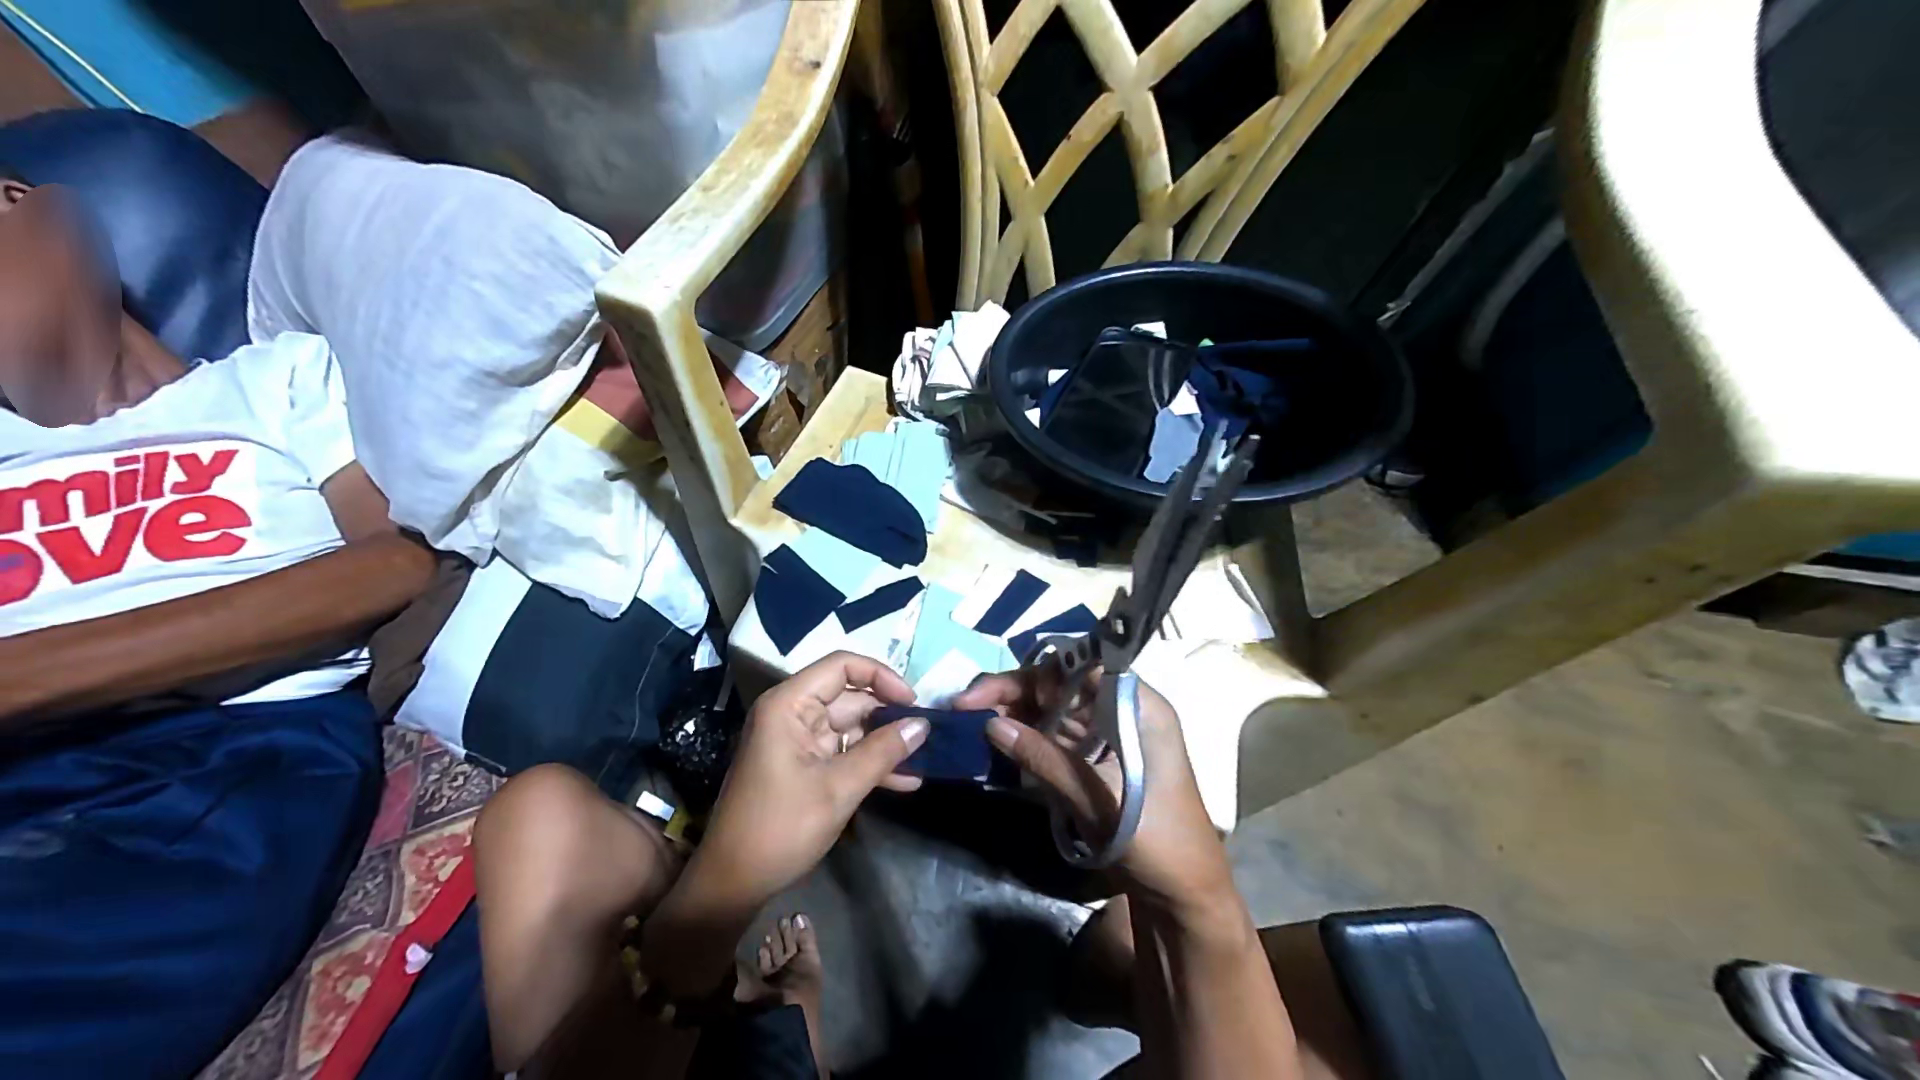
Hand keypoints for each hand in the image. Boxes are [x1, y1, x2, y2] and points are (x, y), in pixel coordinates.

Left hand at [694, 652, 927, 909]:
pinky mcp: (804, 765)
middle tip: (928, 734)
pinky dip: (871, 763)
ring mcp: (798, 740)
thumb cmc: (780, 828)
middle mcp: (793, 713)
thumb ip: (883, 752)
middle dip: (889, 715)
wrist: (732, 883)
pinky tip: (905, 781)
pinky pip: (844, 752)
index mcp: (790, 704)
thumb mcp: (839, 789)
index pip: (842, 666)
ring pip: (852, 727)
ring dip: (885, 743)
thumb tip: (922, 725)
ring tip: (925, 759)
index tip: (913, 702)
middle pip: (851, 696)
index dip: (881, 676)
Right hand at [953, 670, 1235, 918]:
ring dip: (1013, 711)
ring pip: (1052, 708)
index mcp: (1137, 706)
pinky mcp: (1094, 758)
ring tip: (969, 718)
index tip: (993, 691)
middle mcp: (1122, 710)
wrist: (1184, 896)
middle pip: (1060, 684)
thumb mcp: (1099, 800)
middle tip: (964, 704)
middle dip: (1013, 690)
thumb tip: (992, 724)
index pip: (1080, 666)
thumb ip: (1045, 759)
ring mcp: (1107, 734)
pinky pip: (1055, 735)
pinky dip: (1026, 735)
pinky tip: (995, 738)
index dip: (1034, 672)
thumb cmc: (1158, 841)